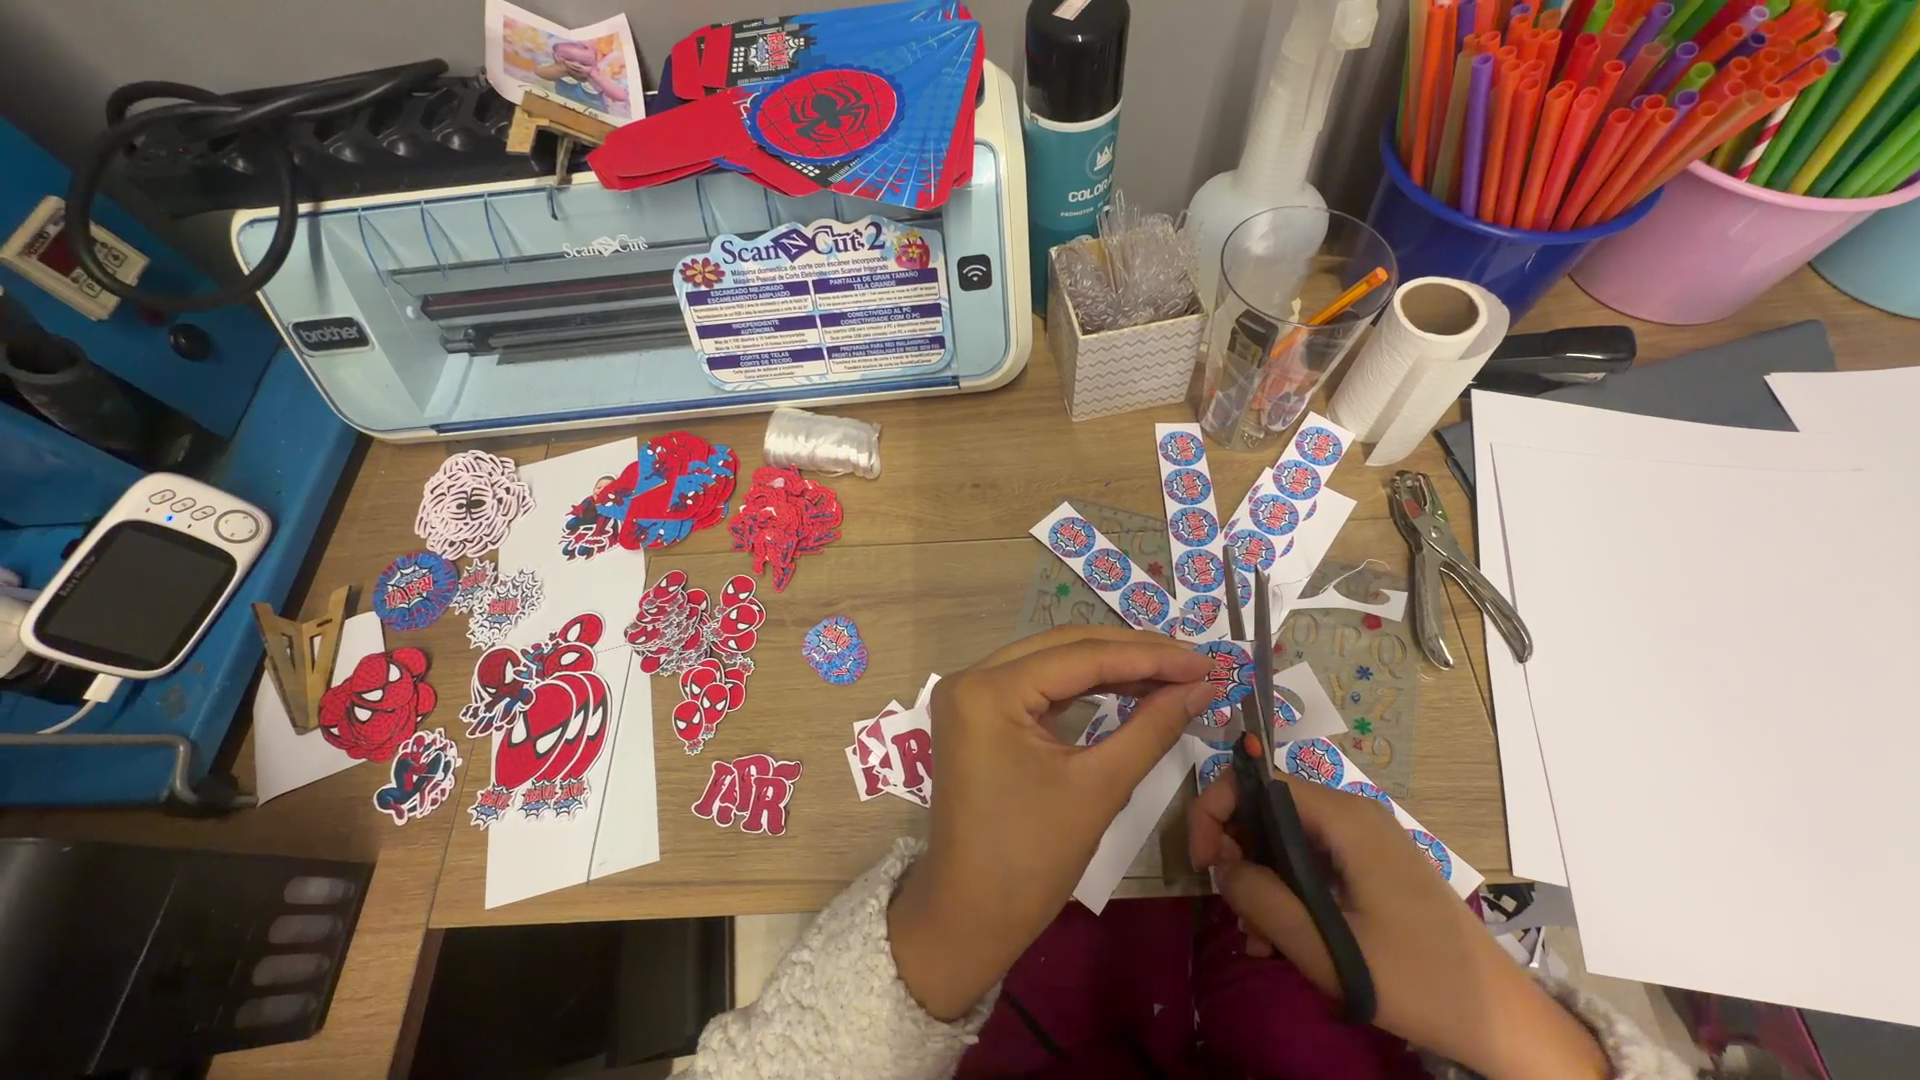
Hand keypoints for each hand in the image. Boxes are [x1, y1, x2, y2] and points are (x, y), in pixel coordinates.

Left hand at [888, 626, 1214, 1019]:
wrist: (971, 916)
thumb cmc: (1032, 858)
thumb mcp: (1100, 786)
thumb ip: (1153, 727)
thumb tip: (1204, 685)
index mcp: (989, 691)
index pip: (1081, 656)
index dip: (1150, 656)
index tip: (1208, 660)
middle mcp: (972, 679)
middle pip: (1064, 648)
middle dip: (1132, 654)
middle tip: (1194, 662)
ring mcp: (971, 697)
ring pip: (1052, 663)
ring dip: (1111, 667)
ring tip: (1171, 673)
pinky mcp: (980, 717)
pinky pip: (1038, 687)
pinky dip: (1083, 688)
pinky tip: (1127, 688)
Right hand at [1189, 775, 1608, 1079]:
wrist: (1502, 1020)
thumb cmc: (1417, 979)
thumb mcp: (1326, 946)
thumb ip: (1262, 898)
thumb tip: (1222, 866)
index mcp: (1345, 818)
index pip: (1257, 781)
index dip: (1216, 811)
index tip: (1204, 866)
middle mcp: (1352, 815)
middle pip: (1267, 810)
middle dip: (1238, 855)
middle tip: (1235, 911)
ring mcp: (1364, 841)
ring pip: (1285, 840)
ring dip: (1260, 882)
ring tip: (1259, 939)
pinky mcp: (1371, 866)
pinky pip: (1310, 863)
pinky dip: (1287, 892)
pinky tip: (1282, 940)